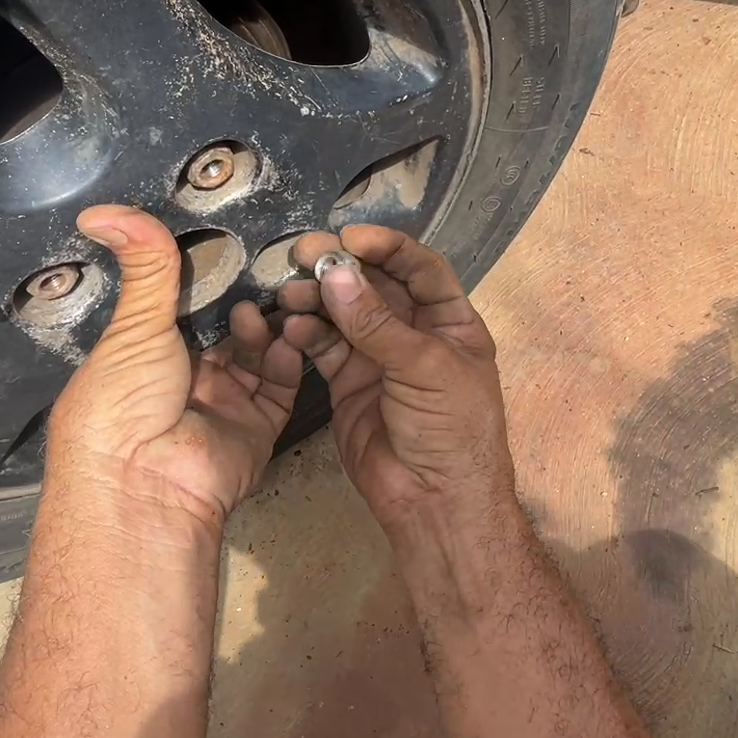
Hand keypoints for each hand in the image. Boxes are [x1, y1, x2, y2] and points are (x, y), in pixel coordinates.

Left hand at [44, 205, 304, 531]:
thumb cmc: (125, 399)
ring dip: (272, 326)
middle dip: (251, 301)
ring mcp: (226, 403)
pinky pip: (282, 385)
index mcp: (150, 354)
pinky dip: (290, 358)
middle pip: (230, 330)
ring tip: (278, 301)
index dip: (214, 281)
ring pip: (260, 354)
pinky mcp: (258, 424)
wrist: (148, 482)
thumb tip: (101, 209)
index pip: (189, 309)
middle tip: (274, 268)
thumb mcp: (134, 326)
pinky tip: (293, 331)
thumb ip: (145, 269)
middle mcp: (189, 378)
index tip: (240, 245)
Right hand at [277, 226, 515, 527]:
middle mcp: (414, 333)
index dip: (387, 247)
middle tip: (300, 253)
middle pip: (375, 286)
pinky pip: (325, 348)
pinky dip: (307, 334)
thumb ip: (376, 322)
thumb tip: (333, 271)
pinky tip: (291, 326)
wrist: (433, 501)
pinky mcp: (348, 383)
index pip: (419, 268)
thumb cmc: (450, 428)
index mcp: (450, 322)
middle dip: (341, 268)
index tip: (349, 235)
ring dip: (317, 299)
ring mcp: (379, 358)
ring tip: (287, 290)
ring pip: (344, 314)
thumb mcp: (424, 367)